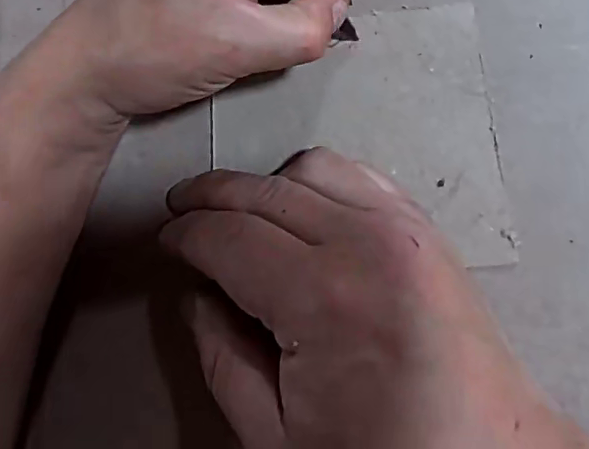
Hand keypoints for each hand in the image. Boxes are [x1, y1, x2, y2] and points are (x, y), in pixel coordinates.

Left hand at [50, 0, 351, 118]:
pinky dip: (256, 8)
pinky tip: (250, 38)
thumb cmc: (154, 48)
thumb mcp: (241, 43)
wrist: (80, 80)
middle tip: (306, 28)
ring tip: (276, 39)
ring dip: (280, 0)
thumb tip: (336, 11)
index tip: (331, 8)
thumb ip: (304, 27)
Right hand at [161, 149, 588, 448]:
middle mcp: (362, 240)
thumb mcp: (278, 438)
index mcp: (322, 298)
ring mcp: (399, 222)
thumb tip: (194, 293)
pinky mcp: (421, 221)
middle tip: (182, 211)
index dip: (186, 234)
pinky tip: (300, 204)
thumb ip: (222, 358)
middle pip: (261, 191)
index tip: (166, 238)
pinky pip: (355, 172)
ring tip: (241, 213)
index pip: (229, 237)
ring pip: (308, 166)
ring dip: (265, 183)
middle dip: (210, 197)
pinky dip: (315, 179)